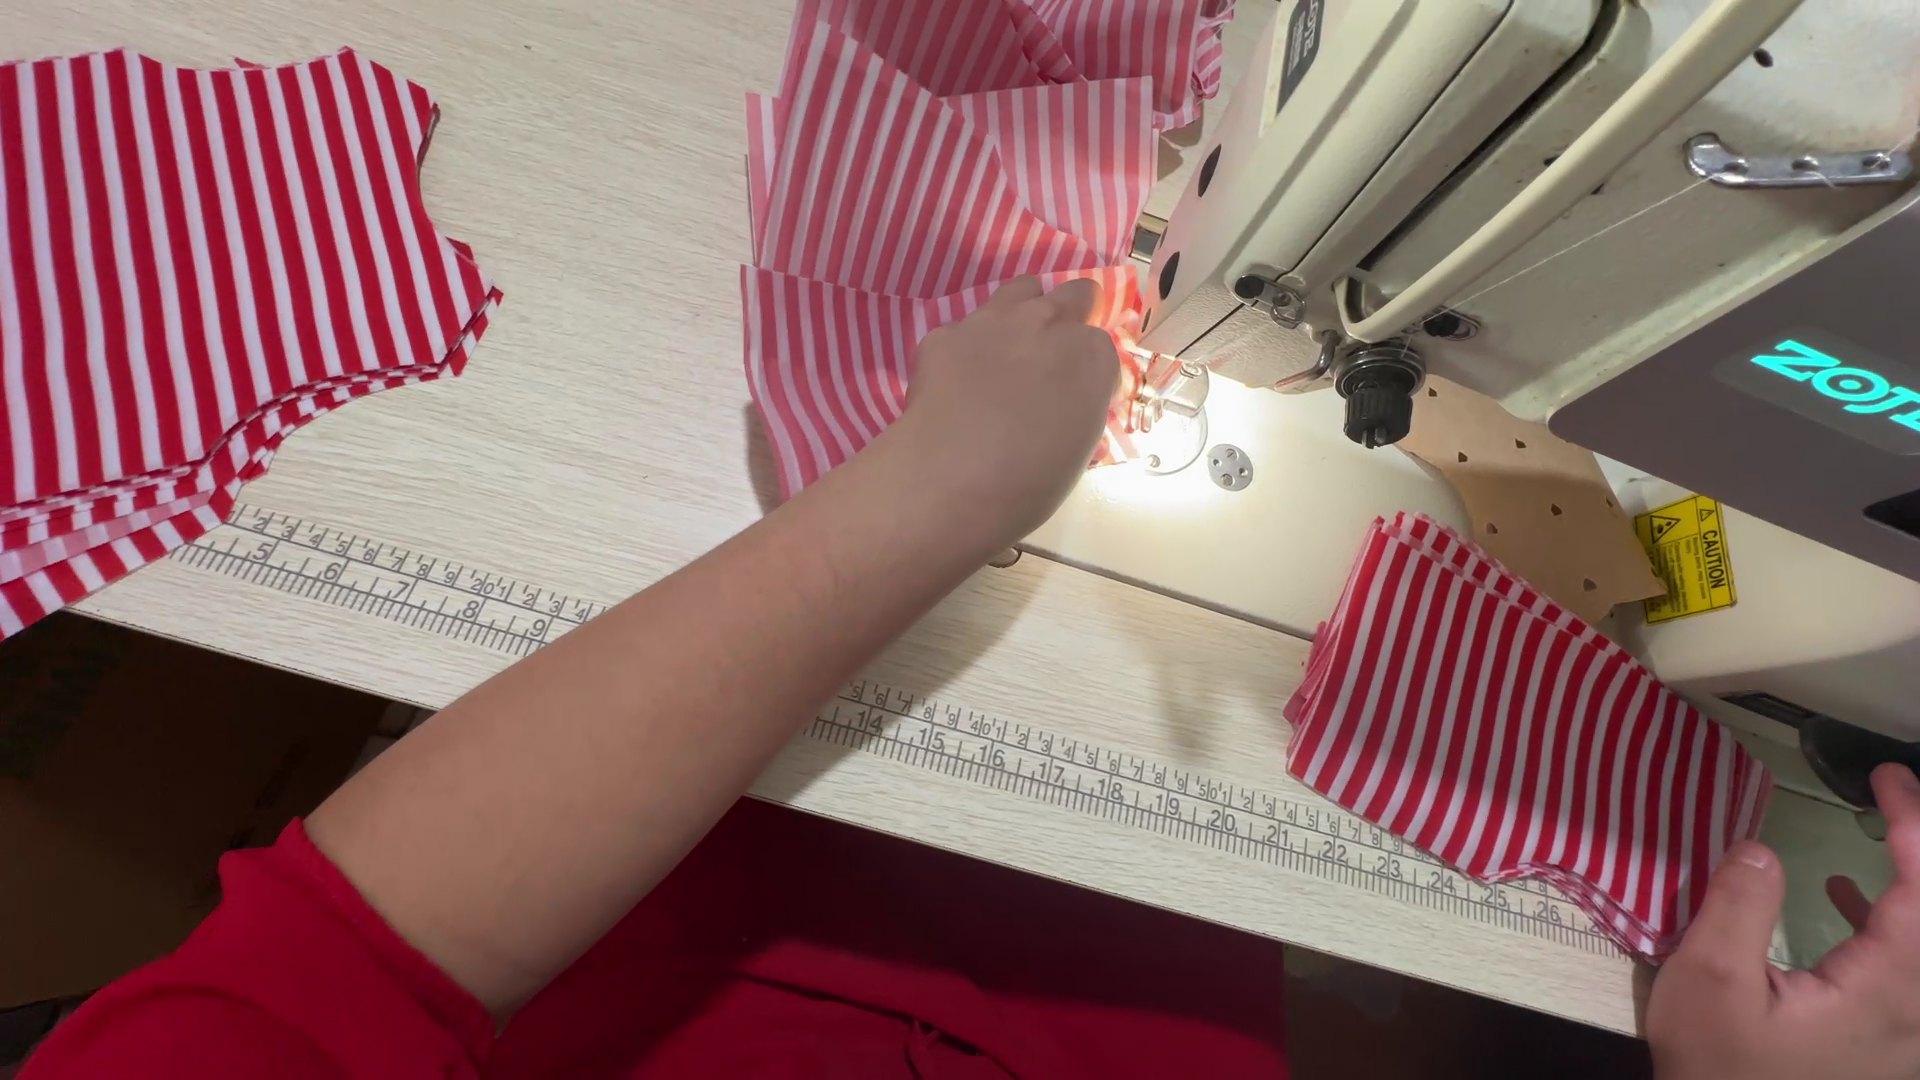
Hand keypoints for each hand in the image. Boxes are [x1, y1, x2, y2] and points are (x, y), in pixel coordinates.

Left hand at [893, 275, 1120, 548]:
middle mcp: (1047, 324)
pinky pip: (964, 329)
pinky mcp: (945, 334)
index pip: (1102, 347)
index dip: (1087, 370)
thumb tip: (1065, 404)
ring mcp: (993, 321)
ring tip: (1009, 350)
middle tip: (1053, 356)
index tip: (1075, 393)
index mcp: (1091, 358)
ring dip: (1024, 311)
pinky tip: (954, 382)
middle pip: (1073, 297)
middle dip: (1070, 318)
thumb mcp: (1077, 450)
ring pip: (1020, 291)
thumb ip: (1078, 409)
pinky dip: (966, 349)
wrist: (952, 482)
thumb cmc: (1029, 485)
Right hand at [1649, 763, 1919, 1079]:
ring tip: (1886, 828)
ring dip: (1915, 877)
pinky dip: (1892, 912)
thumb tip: (1757, 845)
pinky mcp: (1882, 1026)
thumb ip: (1738, 907)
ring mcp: (1906, 1022)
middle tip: (1896, 791)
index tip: (1890, 781)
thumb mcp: (1709, 975)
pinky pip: (1909, 958)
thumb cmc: (1718, 1052)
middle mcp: (1917, 1008)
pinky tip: (1849, 892)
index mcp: (1883, 991)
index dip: (1914, 833)